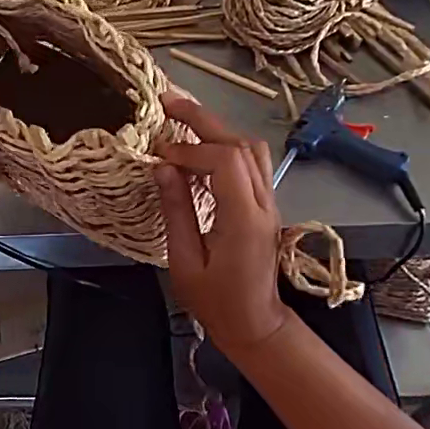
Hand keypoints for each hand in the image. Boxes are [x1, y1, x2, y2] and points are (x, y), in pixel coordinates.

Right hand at [153, 95, 292, 354]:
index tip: (160, 154)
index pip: (224, 162)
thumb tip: (163, 168)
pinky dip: (224, 148)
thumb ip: (176, 212)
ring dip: (217, 130)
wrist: (257, 325)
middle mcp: (263, 203)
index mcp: (244, 219)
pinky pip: (250, 164)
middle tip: (168, 103)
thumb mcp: (184, 263)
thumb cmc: (217, 303)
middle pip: (240, 145)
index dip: (190, 150)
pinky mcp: (265, 206)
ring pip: (250, 150)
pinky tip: (199, 151)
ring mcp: (269, 203)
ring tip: (182, 121)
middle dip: (203, 120)